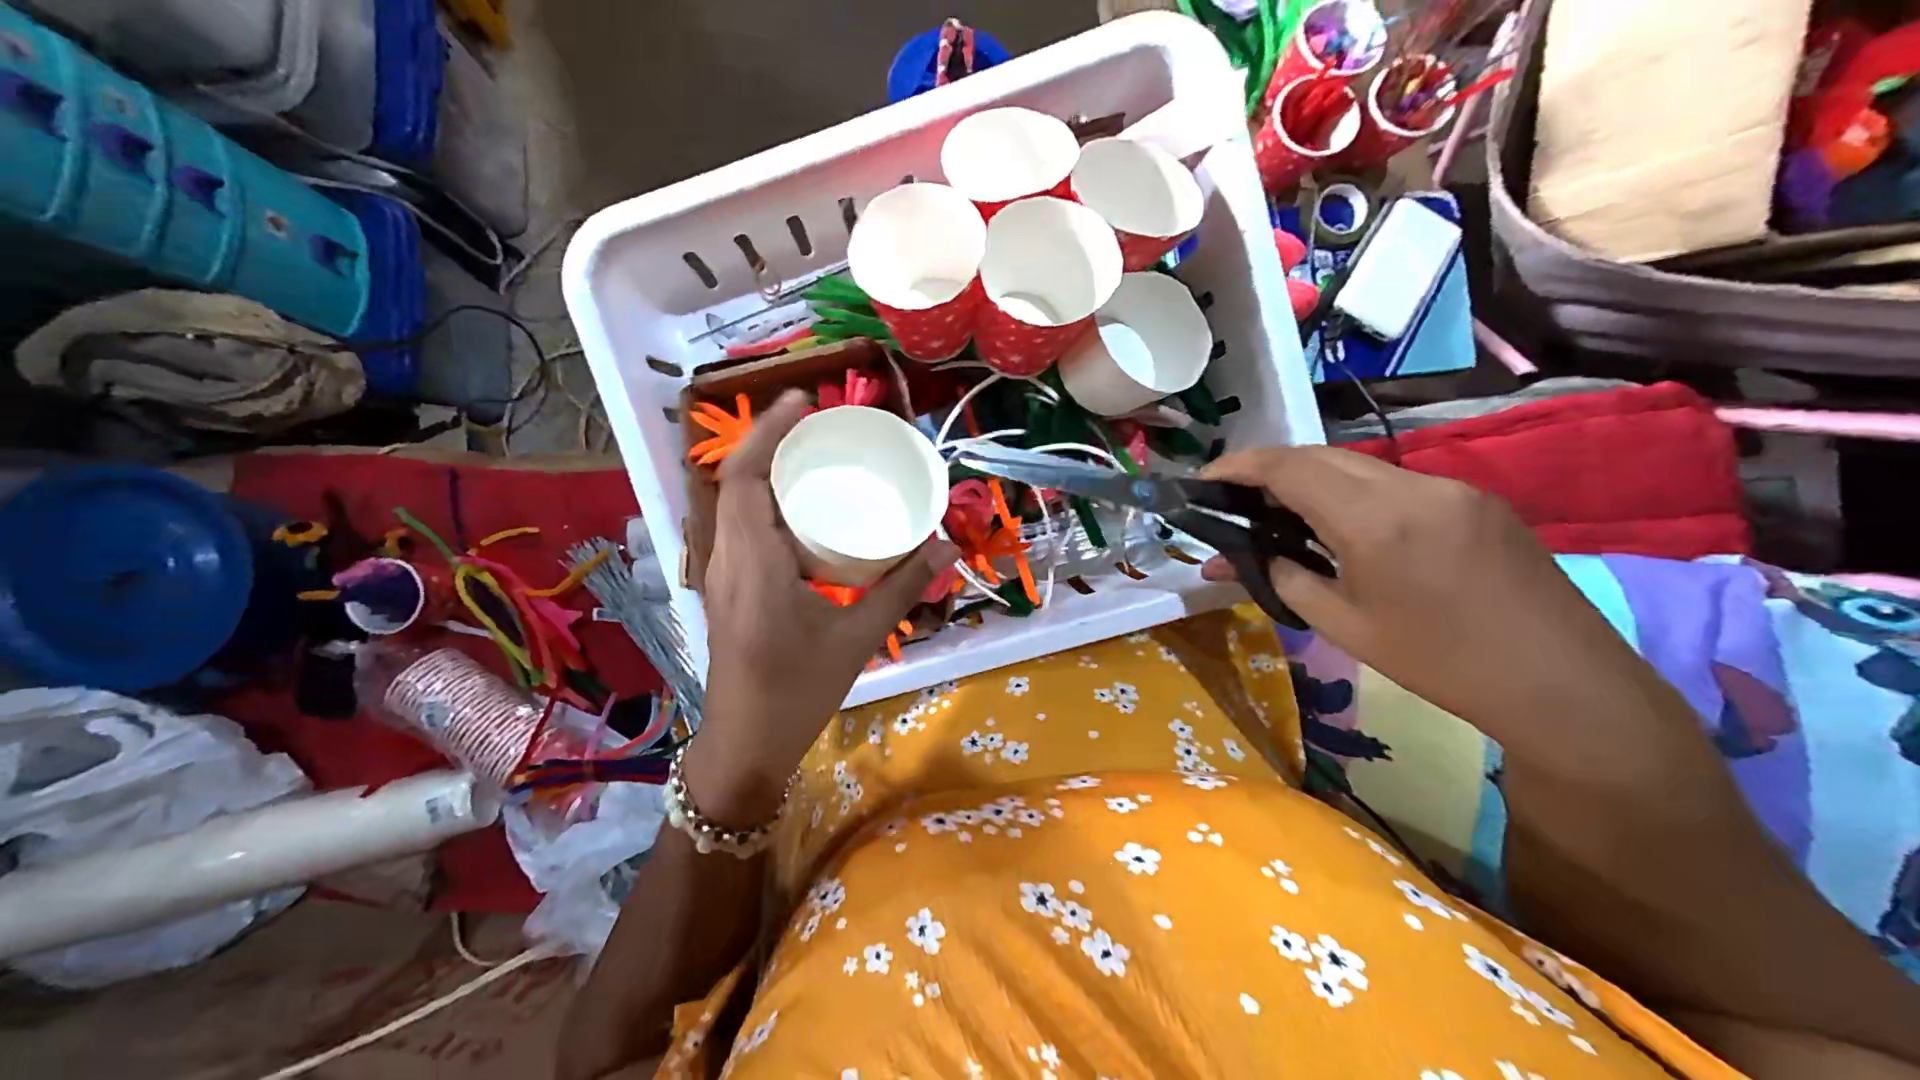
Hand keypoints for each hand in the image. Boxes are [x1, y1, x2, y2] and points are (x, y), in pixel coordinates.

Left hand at [687, 390, 953, 822]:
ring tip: (817, 458)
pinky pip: (743, 529)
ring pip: (737, 506)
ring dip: (769, 473)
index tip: (803, 402)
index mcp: (754, 564)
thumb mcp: (859, 636)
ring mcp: (722, 574)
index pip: (746, 479)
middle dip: (773, 443)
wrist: (747, 742)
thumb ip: (904, 586)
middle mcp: (728, 559)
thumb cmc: (800, 690)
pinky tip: (807, 514)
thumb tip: (947, 544)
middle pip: (739, 482)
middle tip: (823, 427)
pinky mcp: (729, 588)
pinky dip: (769, 505)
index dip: (768, 431)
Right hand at [1198, 446, 1648, 732]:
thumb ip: (1282, 579)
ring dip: (1312, 479)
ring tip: (1284, 514)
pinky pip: (1395, 481)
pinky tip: (1346, 526)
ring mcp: (1450, 486)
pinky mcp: (1475, 498)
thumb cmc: (1438, 663)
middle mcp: (1412, 487)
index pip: (1288, 468)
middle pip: (1320, 455)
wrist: (1560, 682)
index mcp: (1373, 521)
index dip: (1238, 466)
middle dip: (1270, 469)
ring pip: (1358, 465)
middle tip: (1237, 500)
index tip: (1204, 480)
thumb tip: (1229, 560)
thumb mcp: (1343, 626)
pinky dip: (1354, 492)